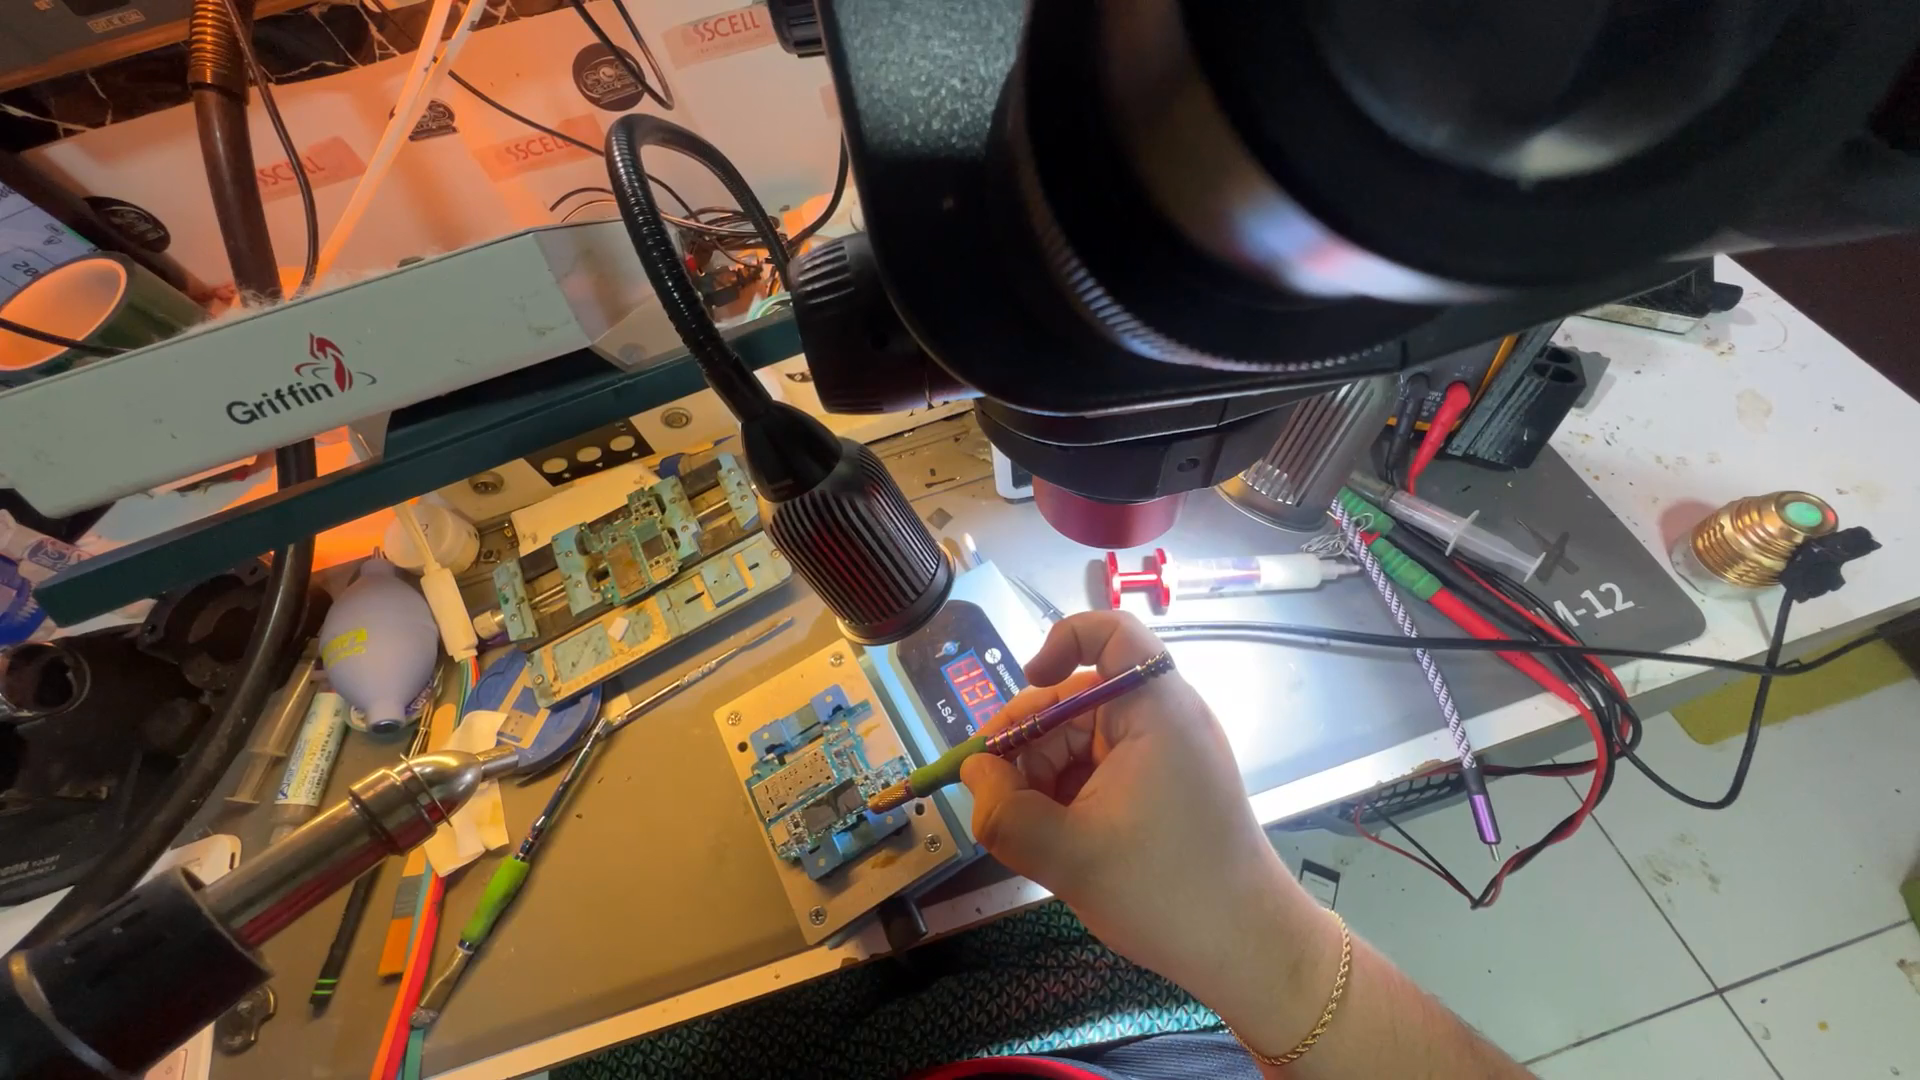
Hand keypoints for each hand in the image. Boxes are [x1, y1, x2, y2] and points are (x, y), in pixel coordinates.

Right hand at [960, 611, 1331, 1014]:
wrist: (1249, 952)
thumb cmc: (1168, 894)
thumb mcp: (1069, 858)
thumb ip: (1003, 813)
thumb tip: (974, 773)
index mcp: (1155, 710)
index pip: (1112, 633)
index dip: (1062, 641)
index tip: (1030, 683)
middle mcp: (1163, 716)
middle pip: (1078, 697)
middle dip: (1029, 739)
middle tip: (993, 790)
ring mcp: (1165, 750)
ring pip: (1081, 737)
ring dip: (1043, 774)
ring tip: (1026, 827)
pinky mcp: (1163, 782)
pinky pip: (1100, 765)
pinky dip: (1069, 791)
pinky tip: (1056, 833)